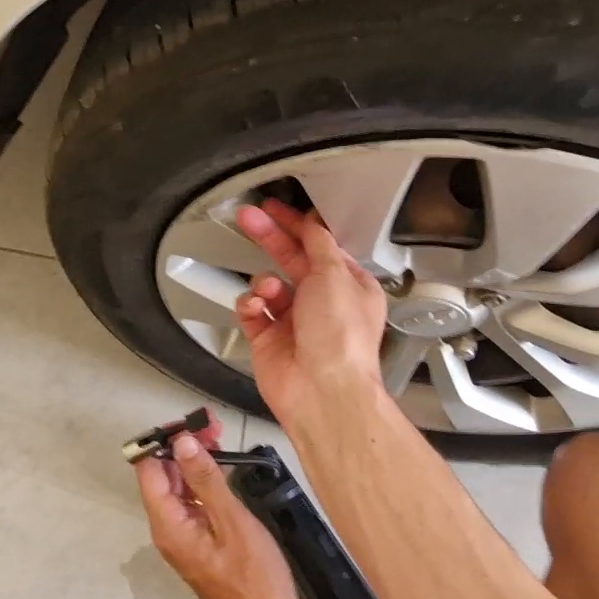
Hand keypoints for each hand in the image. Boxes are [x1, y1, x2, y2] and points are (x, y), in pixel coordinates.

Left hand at [133, 413, 309, 598]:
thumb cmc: (254, 579)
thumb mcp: (232, 522)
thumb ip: (206, 480)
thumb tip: (182, 443)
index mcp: (168, 525)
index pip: (149, 471)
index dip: (164, 442)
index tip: (191, 422)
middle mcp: (168, 530)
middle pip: (163, 477)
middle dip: (182, 447)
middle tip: (213, 424)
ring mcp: (184, 538)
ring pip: (179, 489)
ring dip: (194, 462)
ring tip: (219, 437)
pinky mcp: (200, 543)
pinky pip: (192, 504)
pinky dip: (204, 482)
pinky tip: (223, 468)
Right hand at [233, 200, 390, 425]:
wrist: (321, 390)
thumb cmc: (341, 340)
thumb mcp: (335, 275)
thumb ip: (319, 245)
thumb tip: (313, 225)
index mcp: (348, 286)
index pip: (319, 245)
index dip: (297, 225)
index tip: (275, 208)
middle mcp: (322, 303)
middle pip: (290, 259)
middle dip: (270, 238)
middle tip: (249, 218)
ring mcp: (294, 322)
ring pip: (267, 285)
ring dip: (264, 282)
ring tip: (268, 291)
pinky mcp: (269, 339)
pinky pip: (251, 310)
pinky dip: (251, 305)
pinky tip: (256, 307)